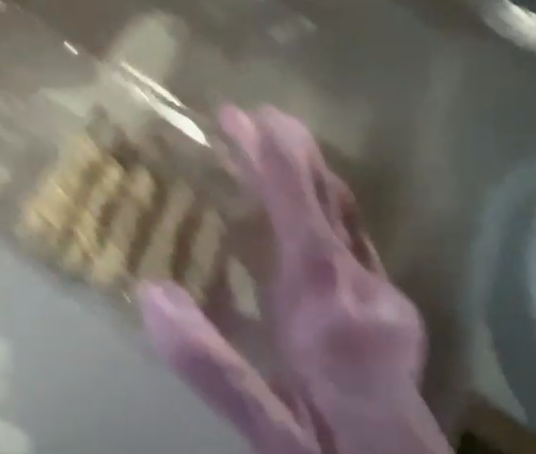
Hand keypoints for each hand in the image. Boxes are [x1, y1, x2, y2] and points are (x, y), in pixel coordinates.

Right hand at [137, 107, 447, 453]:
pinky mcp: (386, 322)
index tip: (246, 114)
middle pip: (329, 210)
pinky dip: (318, 209)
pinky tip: (296, 212)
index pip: (305, 223)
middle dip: (288, 156)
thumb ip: (217, 369)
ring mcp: (385, 309)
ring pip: (346, 223)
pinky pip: (348, 244)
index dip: (275, 165)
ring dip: (305, 178)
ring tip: (269, 143)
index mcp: (336, 319)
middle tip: (245, 113)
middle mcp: (368, 300)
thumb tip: (148, 290)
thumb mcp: (273, 434)